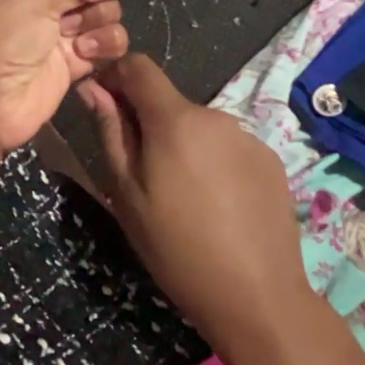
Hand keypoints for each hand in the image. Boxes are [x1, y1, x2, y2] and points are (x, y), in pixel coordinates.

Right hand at [77, 55, 310, 336]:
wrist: (257, 297)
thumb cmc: (175, 247)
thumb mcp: (125, 193)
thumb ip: (110, 132)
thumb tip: (93, 88)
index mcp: (175, 120)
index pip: (139, 66)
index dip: (116, 76)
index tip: (104, 105)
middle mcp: (216, 116)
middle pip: (169, 102)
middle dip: (148, 123)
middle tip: (141, 175)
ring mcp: (248, 138)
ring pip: (199, 127)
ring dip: (182, 145)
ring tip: (181, 196)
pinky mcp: (271, 161)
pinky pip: (228, 148)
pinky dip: (213, 163)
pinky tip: (215, 205)